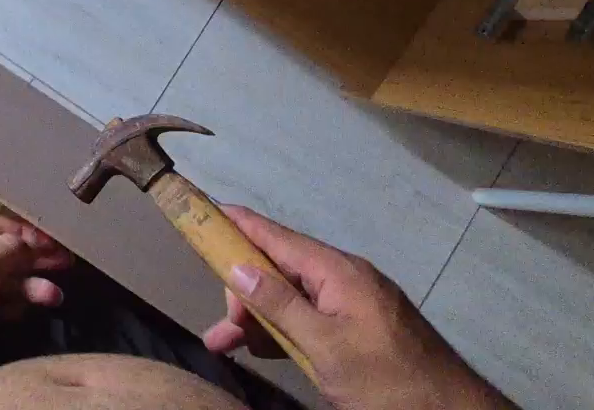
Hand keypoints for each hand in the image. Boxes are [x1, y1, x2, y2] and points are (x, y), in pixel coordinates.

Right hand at [201, 207, 514, 409]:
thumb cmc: (392, 385)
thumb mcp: (328, 349)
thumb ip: (280, 305)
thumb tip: (236, 266)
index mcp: (338, 272)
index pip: (274, 235)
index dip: (235, 222)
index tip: (201, 209)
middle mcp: (344, 278)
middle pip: (278, 269)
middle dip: (243, 290)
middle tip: (225, 325)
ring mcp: (354, 305)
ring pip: (291, 298)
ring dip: (258, 318)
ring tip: (224, 342)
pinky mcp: (361, 330)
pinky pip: (311, 318)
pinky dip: (284, 331)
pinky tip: (260, 348)